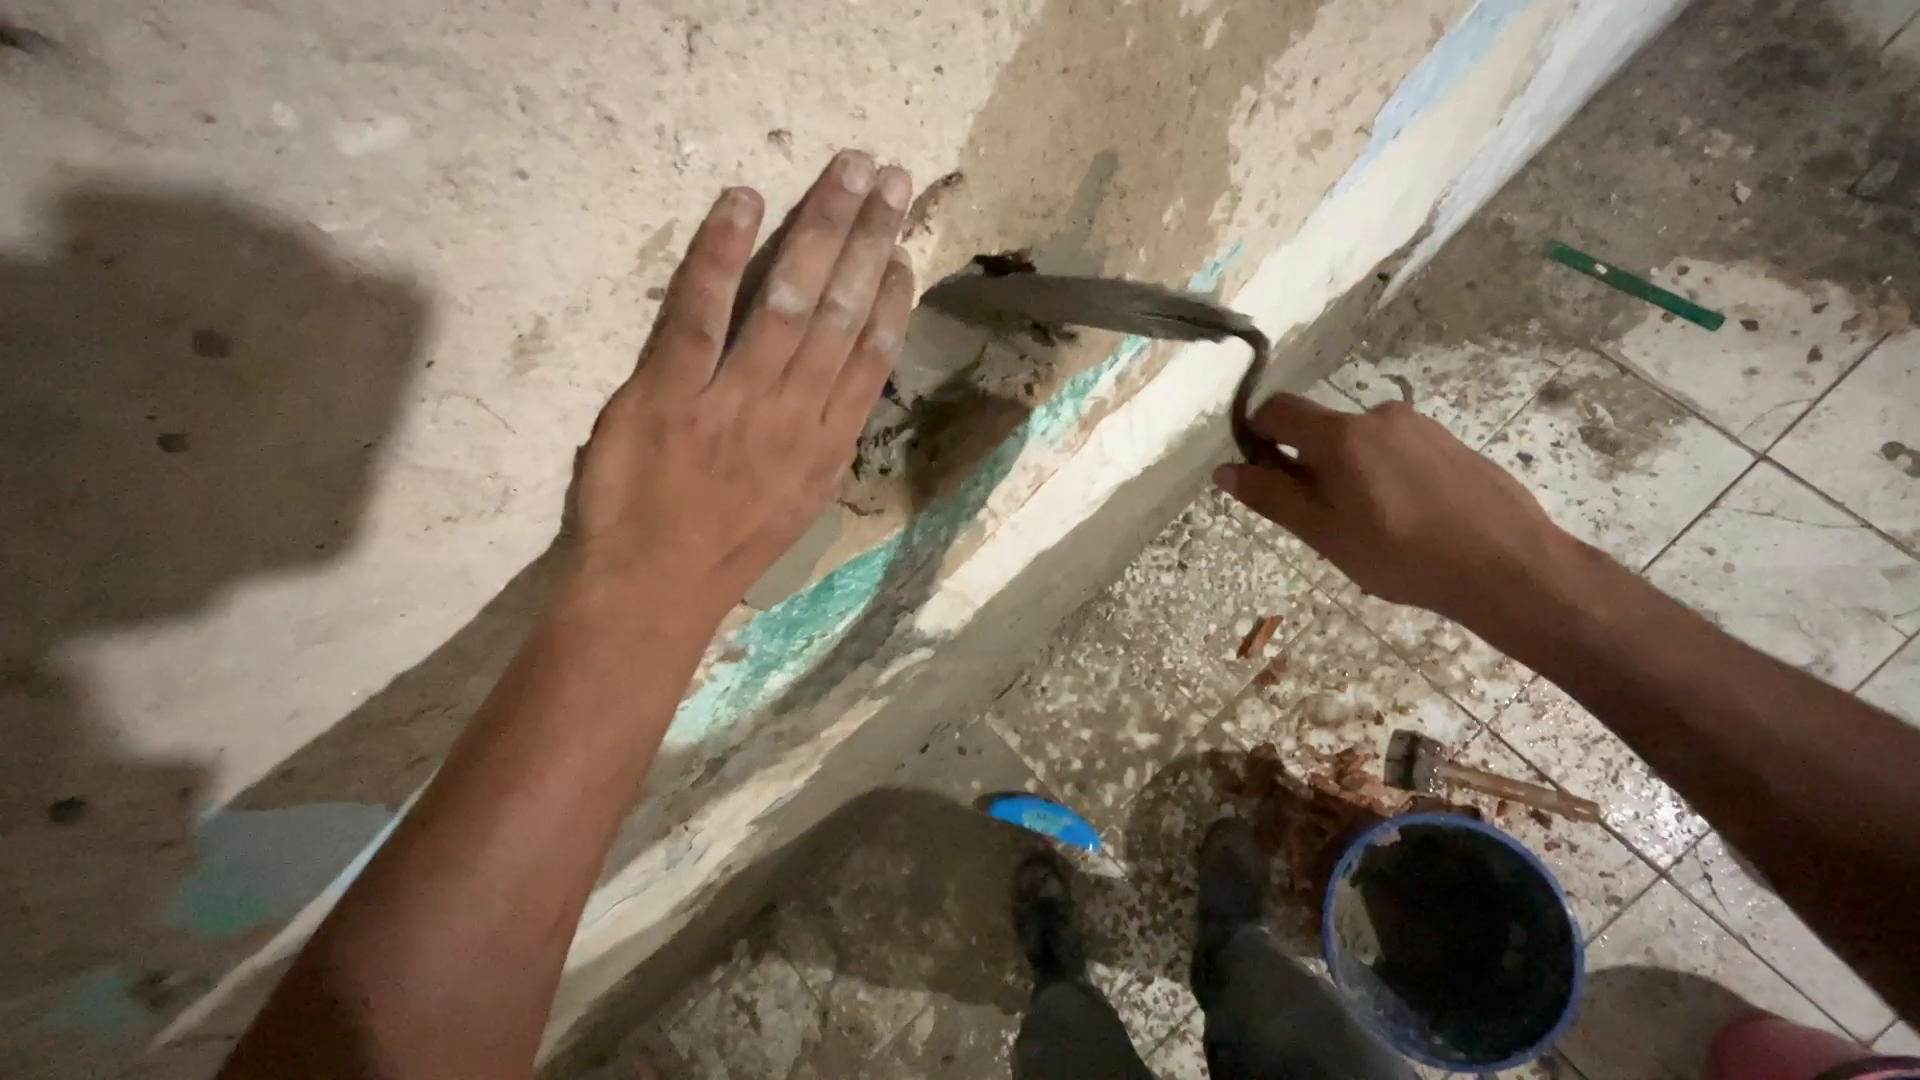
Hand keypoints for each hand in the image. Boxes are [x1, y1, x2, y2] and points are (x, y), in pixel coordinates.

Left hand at [574, 151, 914, 616]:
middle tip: (891, 177)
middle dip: (869, 238)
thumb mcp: (799, 500)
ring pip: (790, 300)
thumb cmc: (728, 548)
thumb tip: (842, 382)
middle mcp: (793, 412)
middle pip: (841, 312)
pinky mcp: (669, 389)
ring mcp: (733, 398)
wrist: (654, 587)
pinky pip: (701, 311)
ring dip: (820, 228)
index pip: (871, 355)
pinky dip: (722, 253)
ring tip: (845, 171)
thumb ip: (821, 437)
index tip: (903, 248)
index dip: (890, 295)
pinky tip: (743, 200)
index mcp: (827, 444)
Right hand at [1213, 394, 1581, 627]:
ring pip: (1359, 442)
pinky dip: (1382, 474)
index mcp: (1341, 436)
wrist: (1509, 566)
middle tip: (1319, 518)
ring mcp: (1419, 427)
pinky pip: (1395, 450)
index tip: (1259, 473)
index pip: (1278, 410)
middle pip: (1319, 429)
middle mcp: (1378, 416)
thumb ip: (1271, 497)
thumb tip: (1225, 471)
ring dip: (1346, 472)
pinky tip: (1406, 518)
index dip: (1256, 435)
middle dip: (1305, 464)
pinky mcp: (1450, 442)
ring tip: (1368, 525)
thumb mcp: (1323, 533)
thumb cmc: (1402, 556)